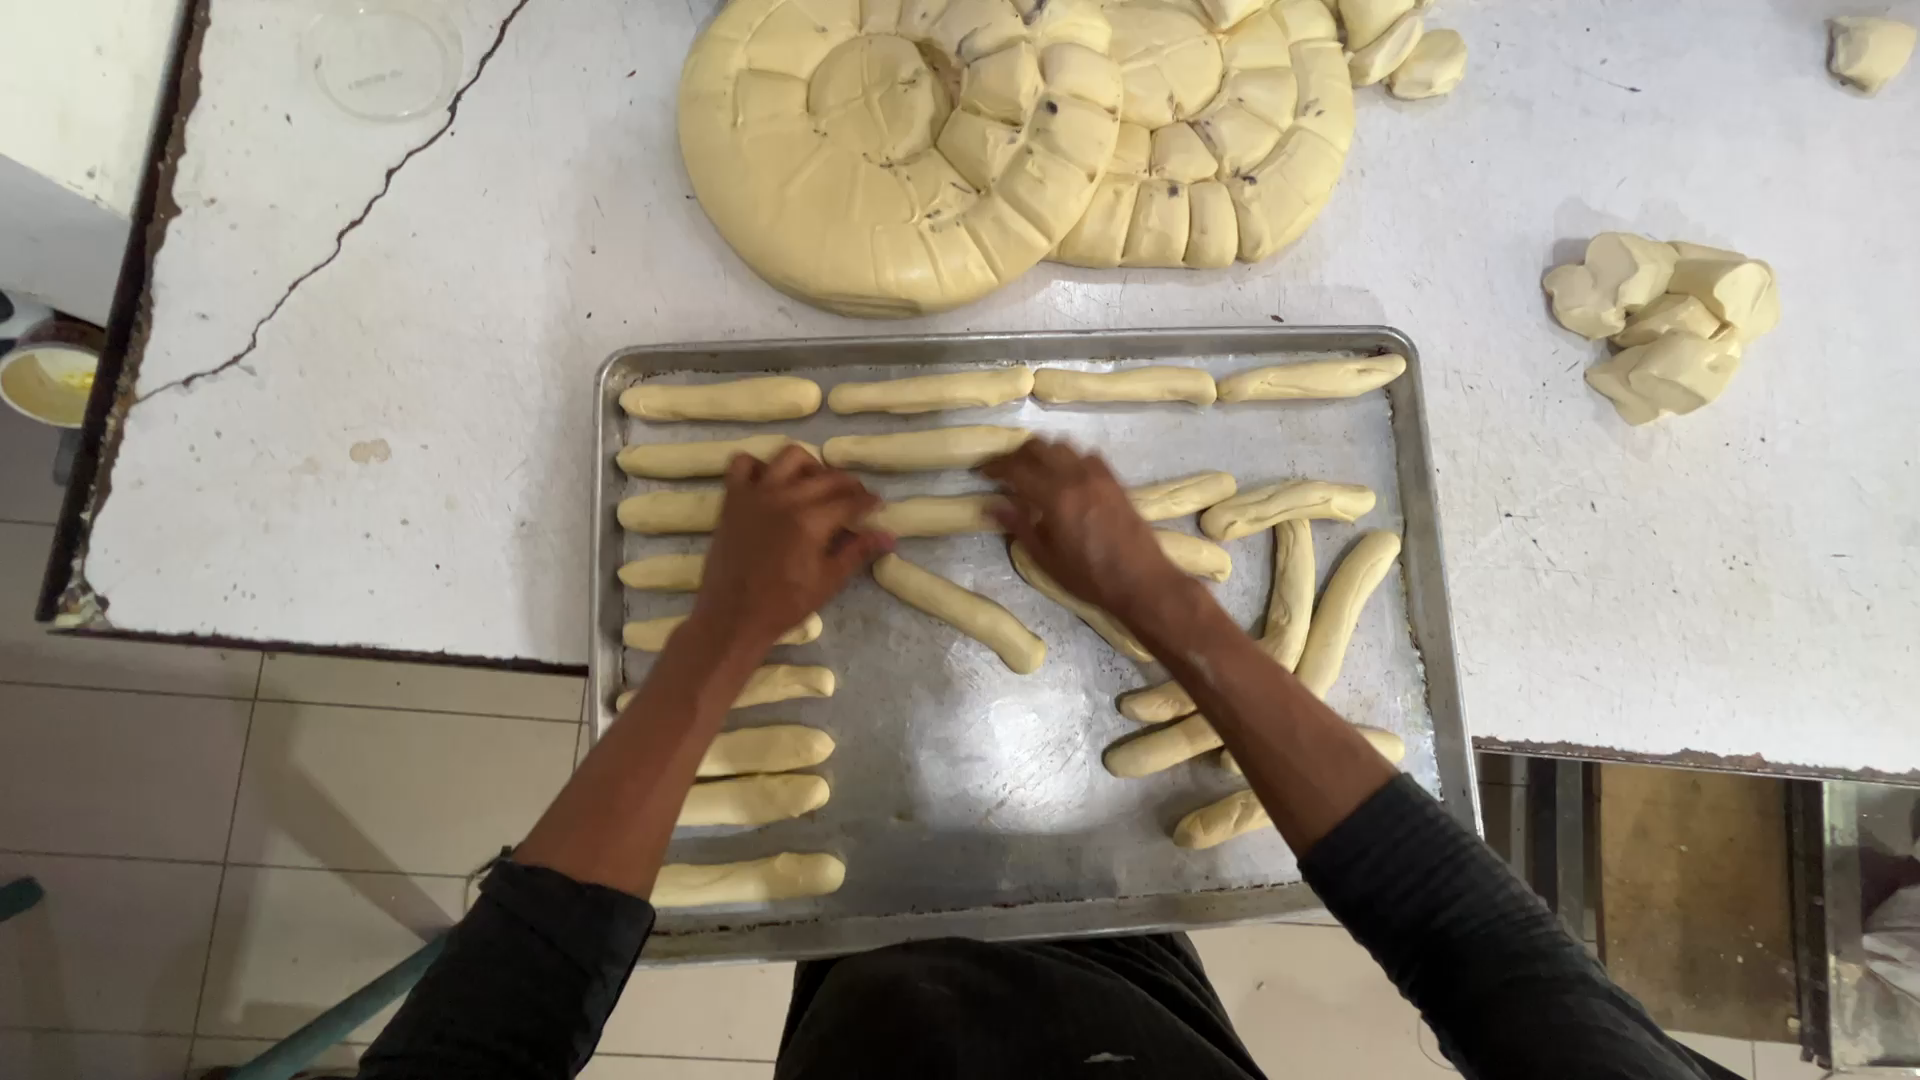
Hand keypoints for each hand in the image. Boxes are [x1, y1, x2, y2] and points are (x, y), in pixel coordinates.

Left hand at [690, 447, 892, 655]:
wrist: (732, 617)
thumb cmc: (784, 605)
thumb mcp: (828, 581)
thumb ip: (858, 551)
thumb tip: (889, 536)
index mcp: (810, 521)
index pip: (850, 500)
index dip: (869, 502)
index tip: (878, 506)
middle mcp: (784, 498)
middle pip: (827, 477)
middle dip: (849, 485)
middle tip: (856, 499)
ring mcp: (755, 495)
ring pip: (790, 457)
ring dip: (810, 466)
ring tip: (815, 485)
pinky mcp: (732, 499)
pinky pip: (742, 464)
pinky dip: (759, 466)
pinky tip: (770, 483)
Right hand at [979, 439, 1187, 621]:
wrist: (1140, 581)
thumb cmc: (1089, 577)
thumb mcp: (1045, 558)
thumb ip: (1018, 526)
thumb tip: (992, 505)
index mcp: (1055, 497)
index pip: (1016, 469)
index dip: (995, 467)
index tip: (982, 472)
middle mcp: (1076, 477)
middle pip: (1038, 447)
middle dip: (1017, 455)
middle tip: (1005, 470)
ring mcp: (1099, 475)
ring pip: (1063, 446)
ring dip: (1044, 453)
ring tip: (1034, 471)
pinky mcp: (1114, 480)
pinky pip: (1087, 455)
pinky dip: (1070, 458)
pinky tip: (1066, 476)